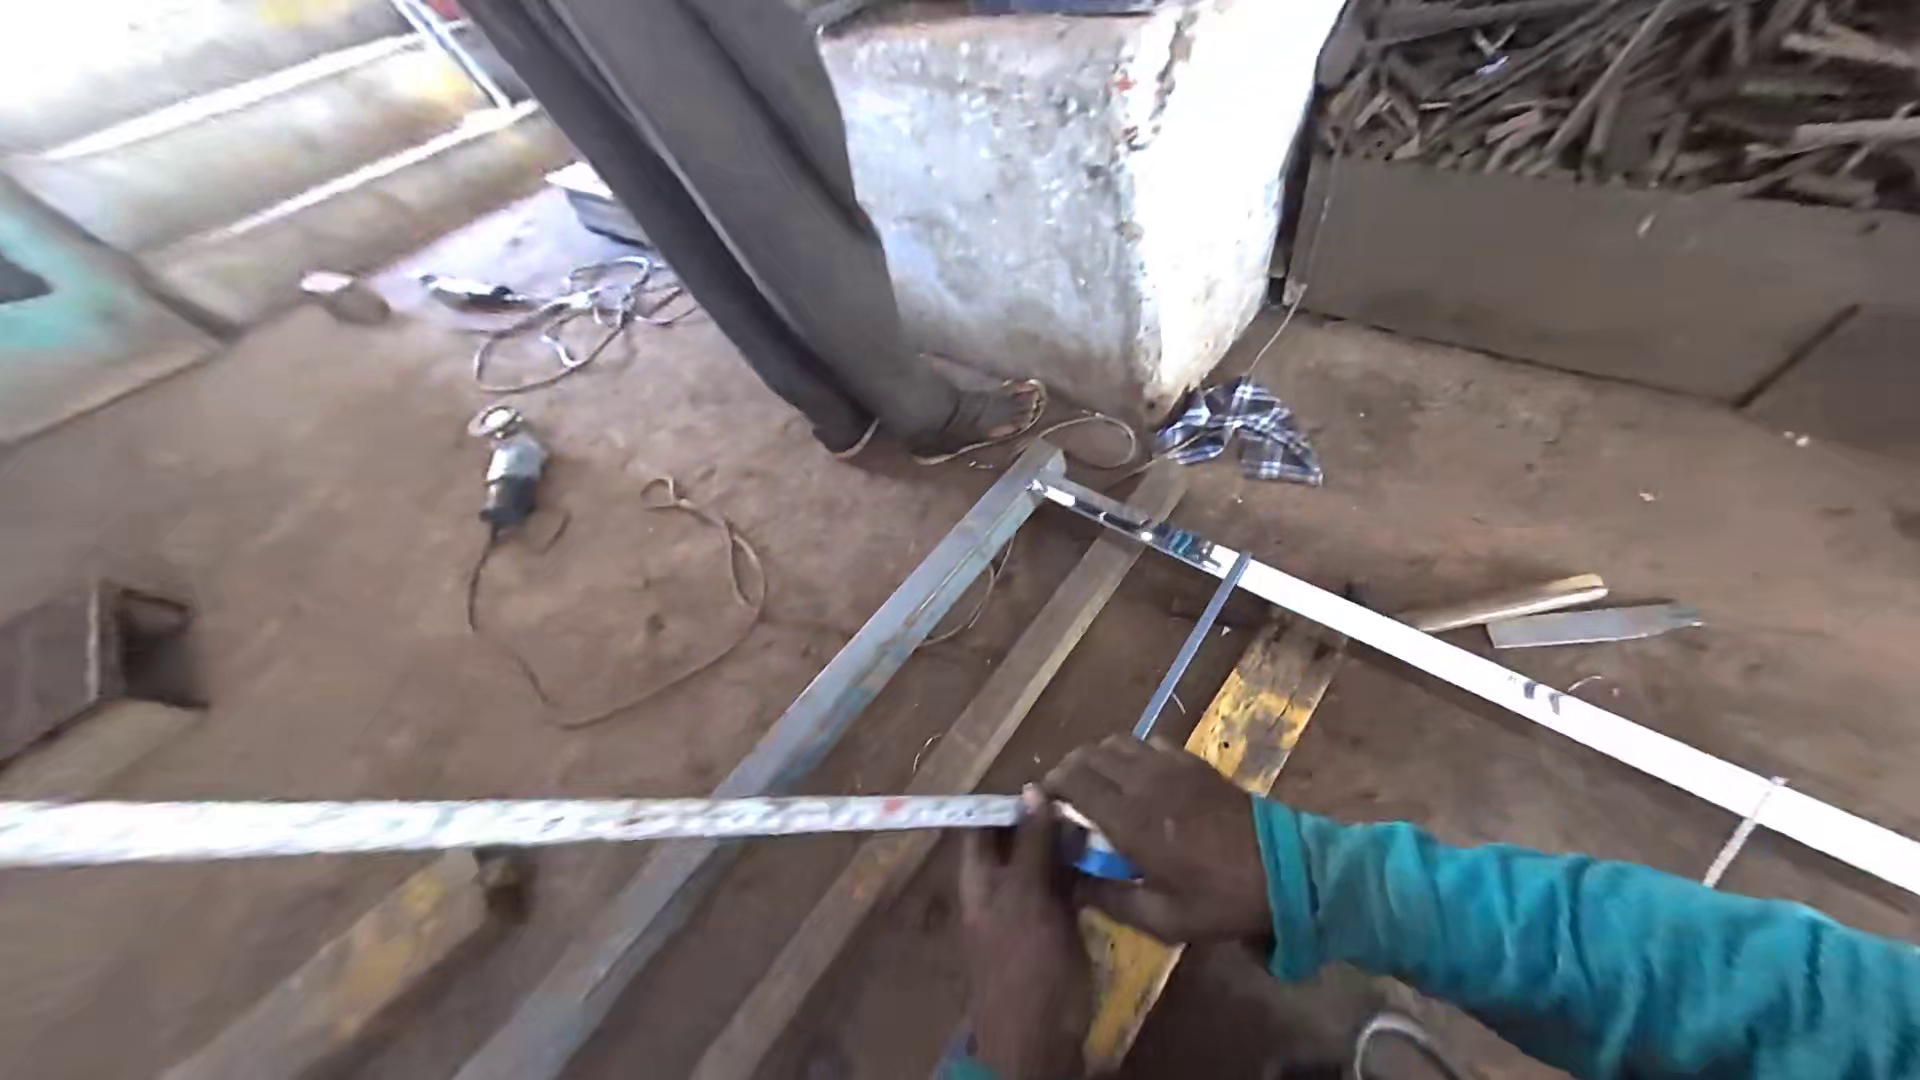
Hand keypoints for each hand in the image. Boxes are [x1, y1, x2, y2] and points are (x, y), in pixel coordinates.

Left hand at [958, 794, 1090, 1079]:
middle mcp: (1000, 882)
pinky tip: (1102, 847)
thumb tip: (1032, 790)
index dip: (1005, 798)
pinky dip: (1080, 864)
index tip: (1040, 775)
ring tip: (1094, 811)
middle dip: (1042, 815)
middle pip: (1016, 836)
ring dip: (1064, 838)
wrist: (1043, 1038)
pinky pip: (1065, 880)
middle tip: (1077, 790)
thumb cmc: (1024, 961)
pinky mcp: (1056, 919)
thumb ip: (1030, 842)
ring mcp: (1029, 901)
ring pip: (1043, 856)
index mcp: (980, 874)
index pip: (984, 821)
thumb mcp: (1026, 894)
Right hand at [1043, 735, 1270, 943]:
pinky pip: (1147, 741)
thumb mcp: (1162, 919)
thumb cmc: (1219, 899)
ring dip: (1098, 757)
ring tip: (1100, 781)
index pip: (1073, 780)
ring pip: (1115, 742)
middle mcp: (1141, 781)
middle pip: (1087, 754)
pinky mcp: (1190, 760)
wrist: (1284, 872)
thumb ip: (1109, 898)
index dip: (1051, 785)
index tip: (1045, 800)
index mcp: (1129, 819)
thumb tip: (1070, 882)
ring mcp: (1168, 765)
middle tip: (1068, 794)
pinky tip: (1140, 774)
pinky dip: (1132, 752)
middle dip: (1069, 769)